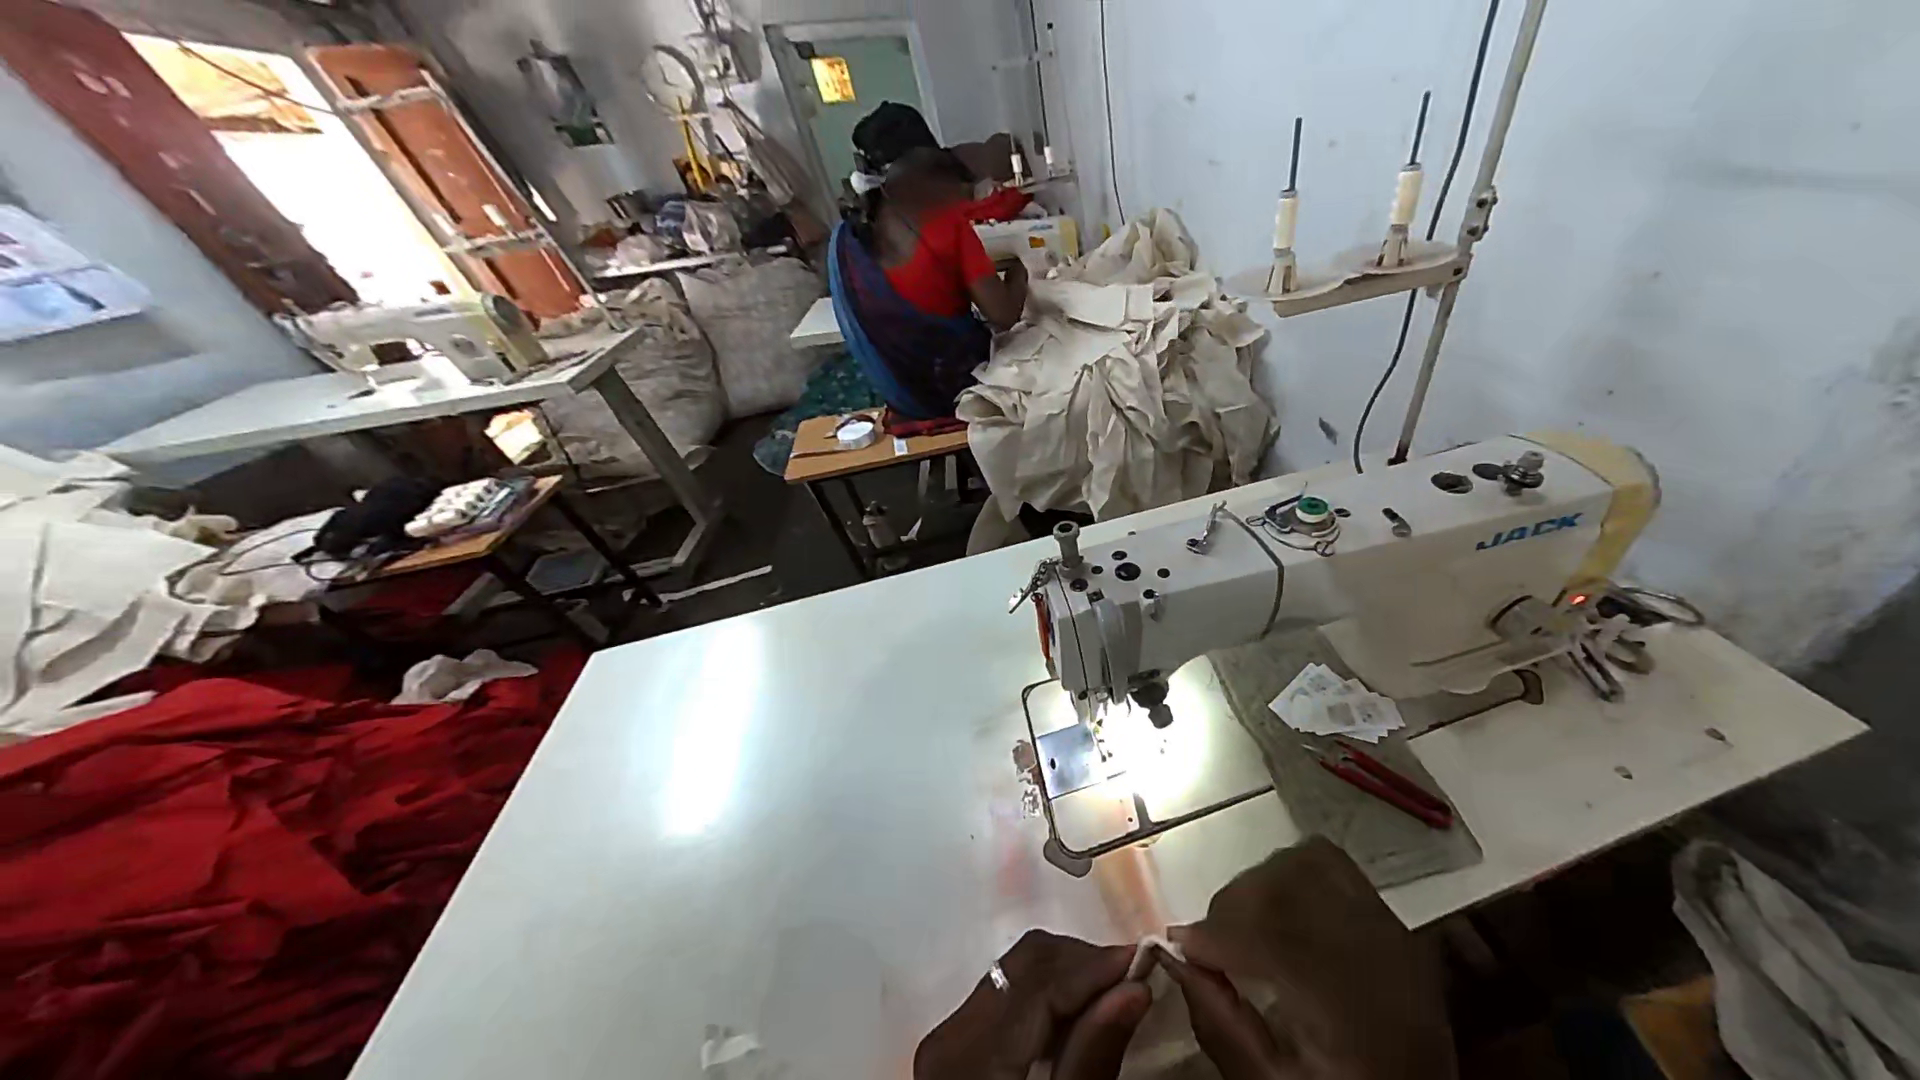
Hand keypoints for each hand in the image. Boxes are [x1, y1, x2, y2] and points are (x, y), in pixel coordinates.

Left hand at [913, 930, 1151, 1079]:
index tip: (1144, 960)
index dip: (1094, 966)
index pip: (1041, 984)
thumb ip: (1094, 1056)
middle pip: (1025, 964)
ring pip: (1015, 970)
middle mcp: (952, 1031)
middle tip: (1132, 978)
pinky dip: (1047, 993)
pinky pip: (1007, 994)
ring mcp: (950, 1035)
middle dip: (1082, 962)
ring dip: (1066, 972)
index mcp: (971, 1056)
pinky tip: (1078, 1012)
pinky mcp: (958, 1044)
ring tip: (1112, 992)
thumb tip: (1134, 988)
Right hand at [1167, 837, 1455, 1079]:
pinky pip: (1330, 862)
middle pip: (1282, 889)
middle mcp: (1377, 951)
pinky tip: (1280, 906)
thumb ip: (1220, 1023)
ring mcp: (1388, 928)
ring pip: (1302, 863)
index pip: (1270, 936)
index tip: (1180, 947)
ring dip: (1259, 886)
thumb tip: (1172, 957)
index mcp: (1351, 1005)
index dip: (1213, 934)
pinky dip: (1291, 870)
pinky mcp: (1390, 919)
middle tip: (1211, 944)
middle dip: (1230, 908)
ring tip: (1246, 926)